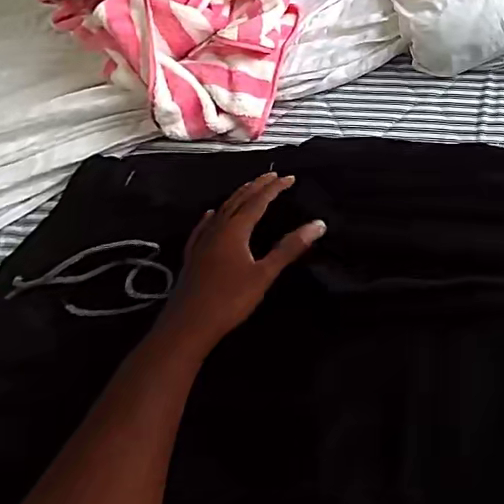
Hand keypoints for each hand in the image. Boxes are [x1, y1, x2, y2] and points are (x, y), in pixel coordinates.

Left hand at [154, 172, 324, 354]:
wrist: (186, 328)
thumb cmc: (228, 301)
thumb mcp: (264, 274)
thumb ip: (290, 248)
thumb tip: (318, 225)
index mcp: (234, 231)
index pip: (258, 201)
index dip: (274, 188)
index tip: (290, 178)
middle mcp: (217, 231)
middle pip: (238, 201)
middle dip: (256, 186)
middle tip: (271, 175)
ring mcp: (201, 243)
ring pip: (221, 211)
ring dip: (237, 197)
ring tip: (248, 188)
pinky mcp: (192, 257)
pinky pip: (203, 228)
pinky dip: (211, 217)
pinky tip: (210, 215)